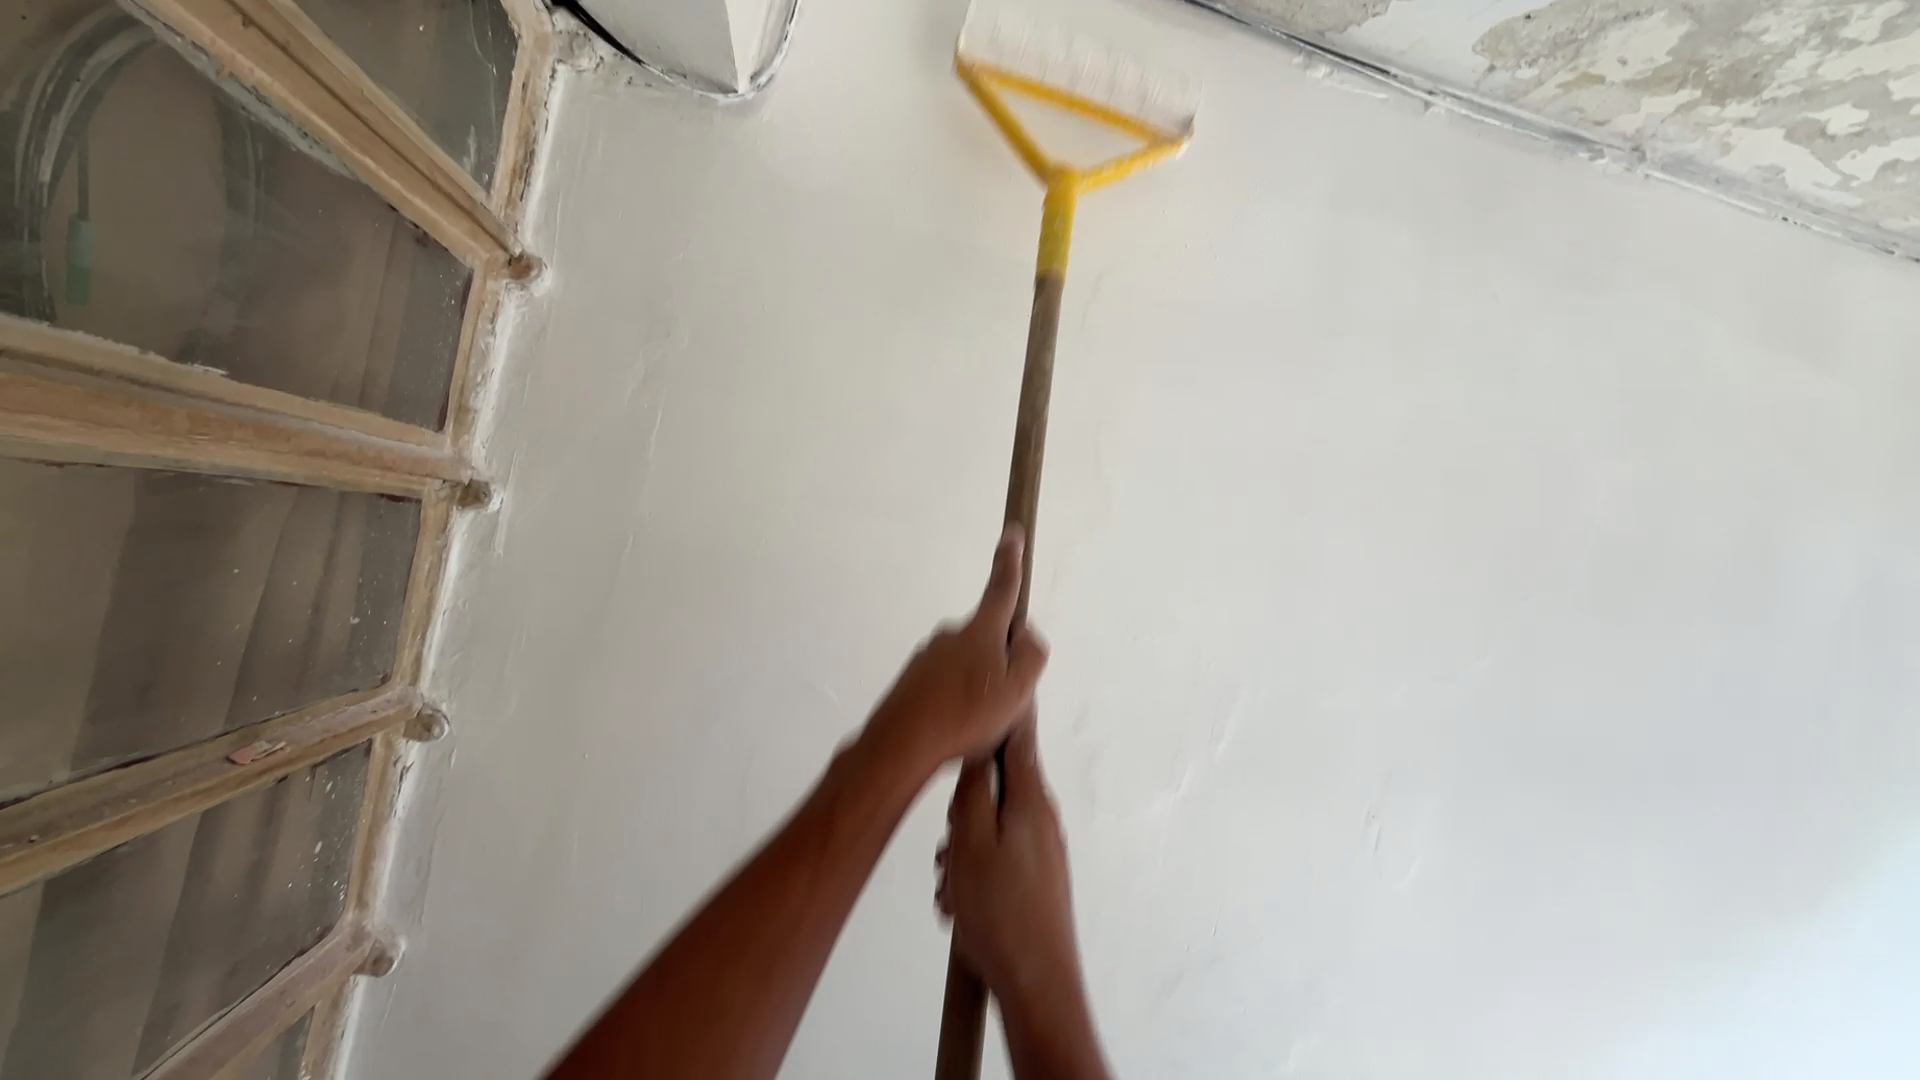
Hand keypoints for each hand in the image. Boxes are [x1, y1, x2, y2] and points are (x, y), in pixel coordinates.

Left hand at [861, 527, 1048, 773]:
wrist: (902, 742)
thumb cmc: (967, 715)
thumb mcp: (1019, 690)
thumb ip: (1031, 655)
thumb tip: (1026, 633)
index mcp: (981, 631)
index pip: (1002, 588)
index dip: (1010, 560)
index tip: (1012, 532)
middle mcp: (952, 634)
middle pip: (988, 636)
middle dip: (1001, 659)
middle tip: (1005, 701)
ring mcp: (929, 656)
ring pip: (967, 664)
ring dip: (977, 685)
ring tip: (978, 723)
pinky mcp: (913, 679)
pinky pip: (946, 683)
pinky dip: (956, 699)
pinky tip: (956, 727)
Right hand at [936, 719, 1084, 1013]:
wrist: (1037, 986)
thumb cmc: (1000, 910)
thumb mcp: (971, 842)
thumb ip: (972, 792)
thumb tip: (978, 752)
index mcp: (1031, 802)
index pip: (1018, 740)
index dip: (1004, 715)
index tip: (993, 691)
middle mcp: (1041, 821)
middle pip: (994, 791)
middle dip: (962, 813)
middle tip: (947, 846)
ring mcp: (1041, 854)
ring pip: (989, 832)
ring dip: (962, 853)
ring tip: (951, 889)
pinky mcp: (1036, 883)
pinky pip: (996, 863)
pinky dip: (974, 877)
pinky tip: (961, 907)